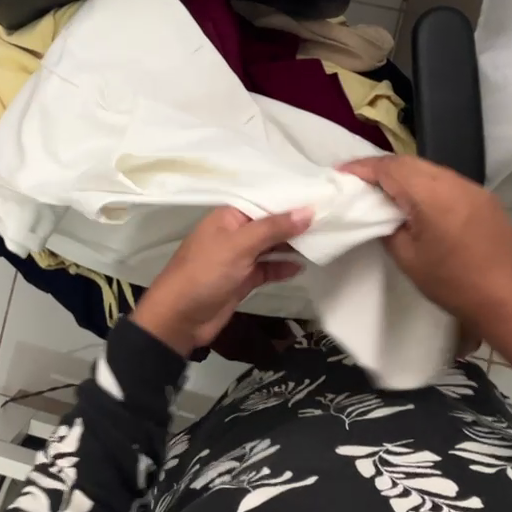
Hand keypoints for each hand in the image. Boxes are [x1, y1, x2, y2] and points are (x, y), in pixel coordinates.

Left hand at [130, 206, 312, 354]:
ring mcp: (239, 257)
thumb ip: (273, 228)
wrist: (180, 318)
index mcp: (228, 216)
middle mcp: (234, 232)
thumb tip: (308, 210)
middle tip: (332, 217)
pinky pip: (268, 268)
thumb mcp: (239, 245)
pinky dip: (283, 267)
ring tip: (324, 239)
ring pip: (271, 246)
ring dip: (293, 245)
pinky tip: (302, 266)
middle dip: (296, 221)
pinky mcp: (243, 279)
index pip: (264, 199)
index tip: (322, 193)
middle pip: (270, 222)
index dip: (291, 197)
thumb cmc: (204, 273)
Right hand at [341, 156, 511, 373]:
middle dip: (380, 168)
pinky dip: (424, 184)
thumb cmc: (452, 283)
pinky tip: (415, 201)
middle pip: (409, 162)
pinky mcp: (484, 198)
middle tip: (356, 181)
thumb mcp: (406, 257)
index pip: (390, 168)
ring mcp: (473, 188)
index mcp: (433, 196)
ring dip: (403, 174)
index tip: (340, 174)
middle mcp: (455, 183)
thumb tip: (378, 211)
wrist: (508, 300)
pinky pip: (446, 181)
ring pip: (429, 169)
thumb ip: (387, 226)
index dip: (362, 168)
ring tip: (382, 190)